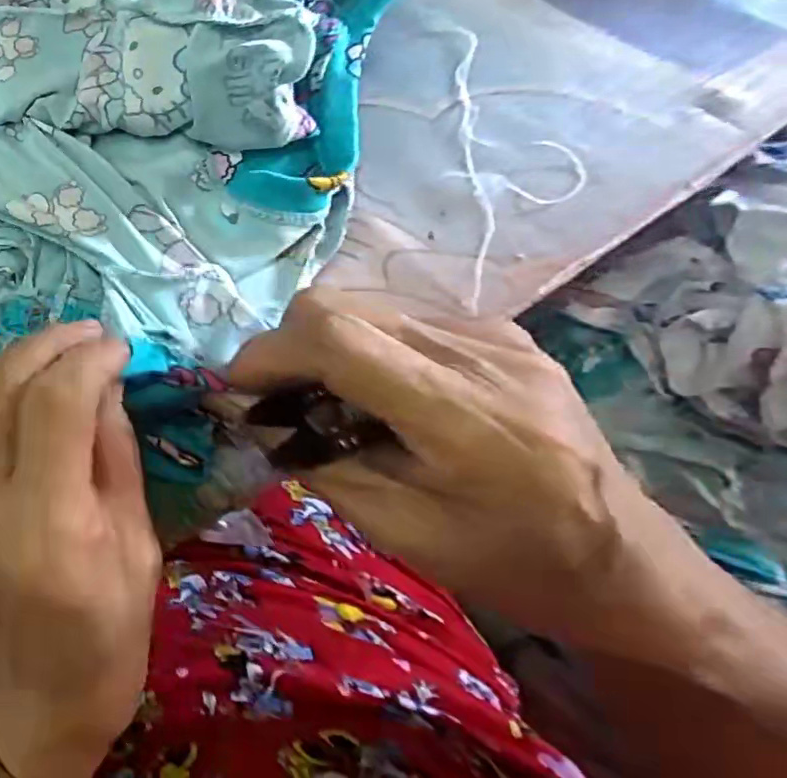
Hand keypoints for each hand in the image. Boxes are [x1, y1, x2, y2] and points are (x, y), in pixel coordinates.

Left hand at [0, 322, 158, 777]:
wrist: (21, 696)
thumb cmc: (102, 644)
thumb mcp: (138, 554)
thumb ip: (115, 458)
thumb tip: (105, 382)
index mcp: (47, 523)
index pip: (55, 403)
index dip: (87, 359)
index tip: (118, 346)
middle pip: (6, 382)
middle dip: (50, 342)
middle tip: (91, 332)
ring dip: (20, 354)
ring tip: (63, 345)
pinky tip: (28, 377)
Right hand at [226, 288, 698, 655]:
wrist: (634, 568)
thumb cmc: (509, 563)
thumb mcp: (394, 529)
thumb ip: (308, 459)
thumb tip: (236, 410)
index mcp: (467, 418)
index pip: (337, 338)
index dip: (267, 353)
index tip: (238, 389)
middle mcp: (484, 357)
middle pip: (335, 305)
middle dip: (282, 344)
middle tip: (274, 394)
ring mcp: (495, 335)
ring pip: (356, 301)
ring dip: (315, 340)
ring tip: (322, 391)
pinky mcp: (497, 330)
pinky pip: (391, 311)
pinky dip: (354, 339)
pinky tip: (371, 384)